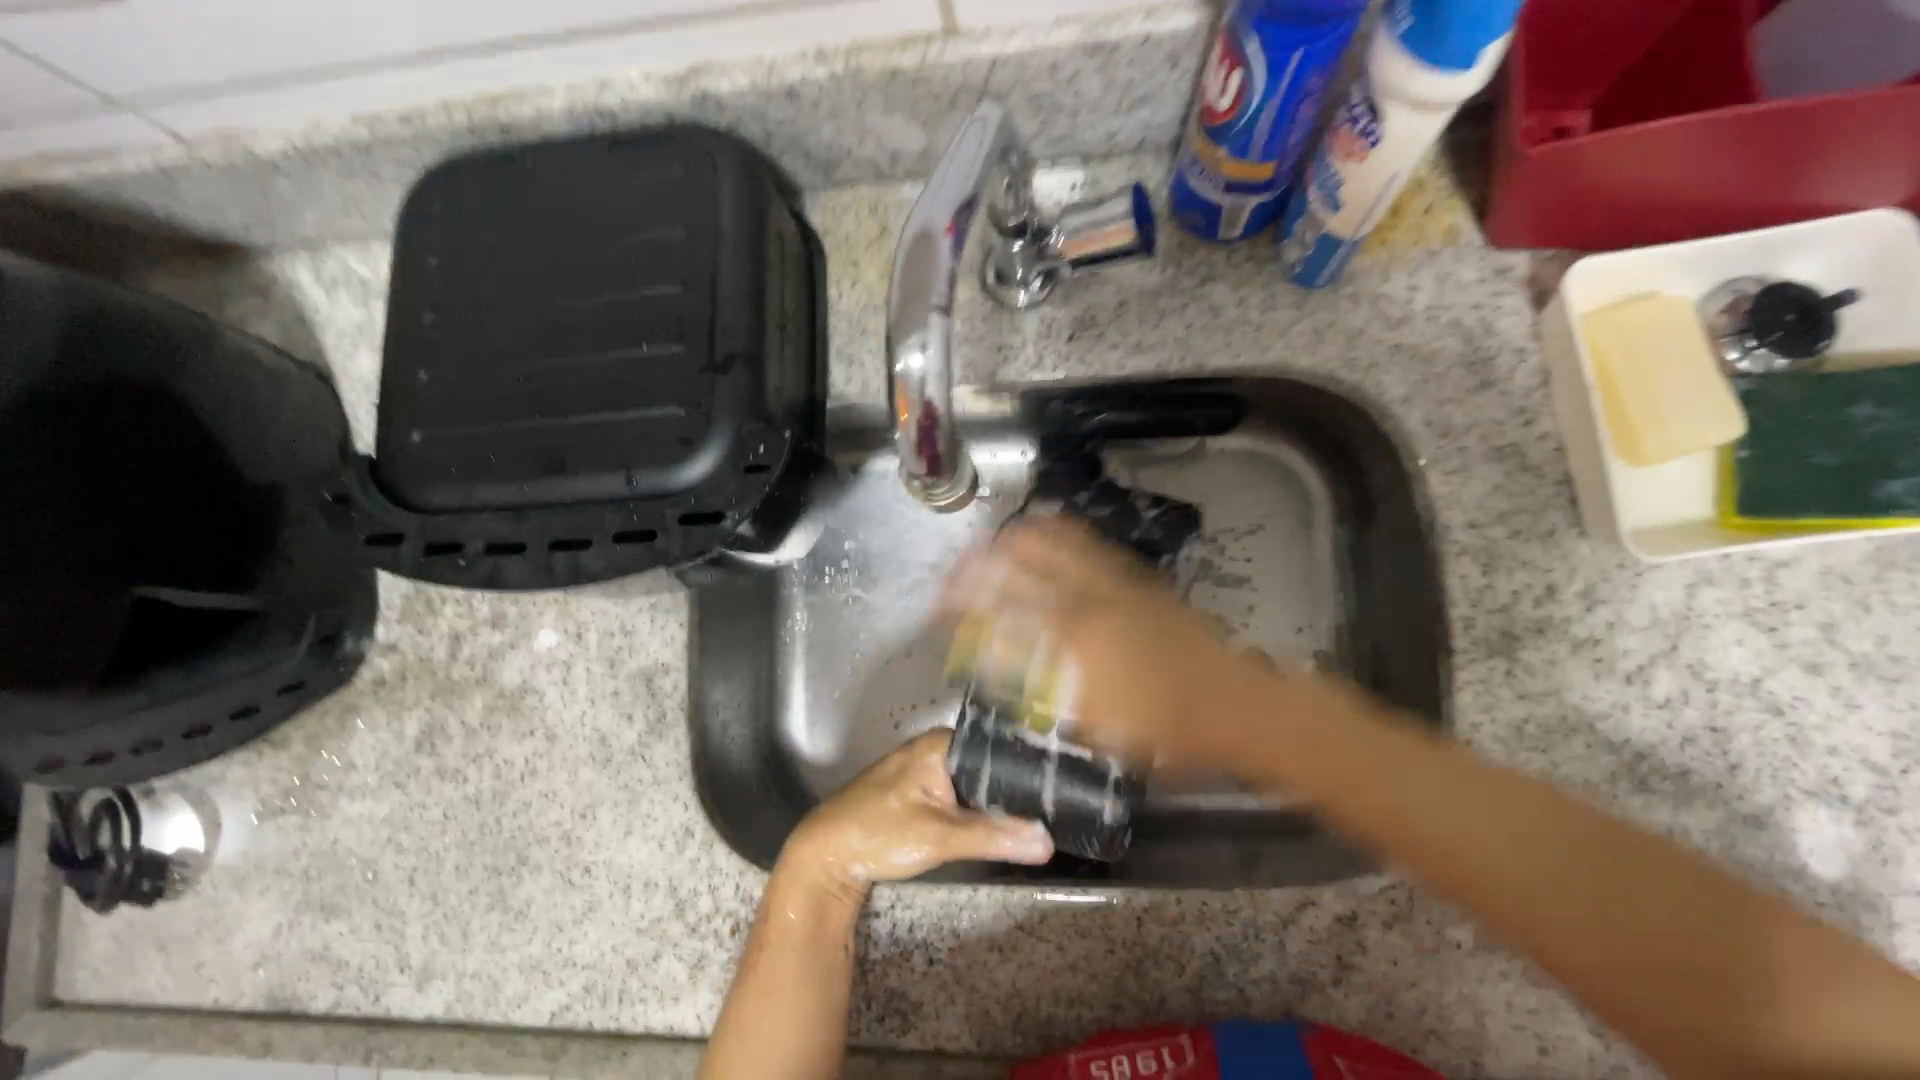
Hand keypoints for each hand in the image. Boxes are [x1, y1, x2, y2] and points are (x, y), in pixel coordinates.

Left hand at [781, 730, 1053, 900]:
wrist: (824, 856)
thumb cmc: (876, 834)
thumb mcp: (938, 837)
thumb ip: (993, 836)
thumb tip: (1047, 842)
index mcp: (941, 743)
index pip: (999, 748)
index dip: (1031, 770)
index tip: (1064, 790)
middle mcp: (935, 748)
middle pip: (989, 766)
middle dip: (1018, 790)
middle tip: (1059, 811)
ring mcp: (926, 770)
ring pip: (975, 783)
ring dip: (999, 803)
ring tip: (1042, 819)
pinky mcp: (920, 793)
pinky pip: (961, 795)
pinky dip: (979, 810)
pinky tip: (1002, 826)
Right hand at [940, 516, 1280, 771]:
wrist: (1231, 704)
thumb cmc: (1163, 730)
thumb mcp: (1095, 723)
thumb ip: (1045, 691)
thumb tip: (1003, 670)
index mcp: (1074, 641)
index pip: (1005, 610)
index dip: (968, 603)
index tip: (943, 601)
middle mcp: (1089, 601)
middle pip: (1025, 564)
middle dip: (986, 561)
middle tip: (961, 565)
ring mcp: (1116, 584)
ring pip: (1057, 544)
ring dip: (1020, 538)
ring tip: (995, 536)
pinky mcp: (1137, 579)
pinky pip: (1091, 545)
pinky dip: (1061, 531)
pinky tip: (1049, 525)